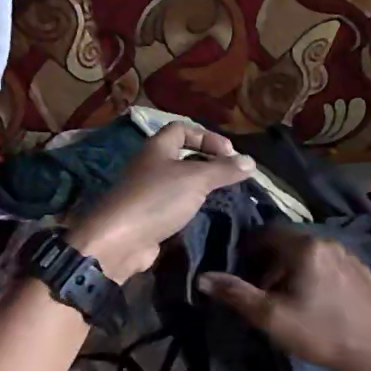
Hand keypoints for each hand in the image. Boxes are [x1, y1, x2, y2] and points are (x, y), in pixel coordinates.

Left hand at [69, 123, 255, 281]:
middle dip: (207, 163)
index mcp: (156, 148)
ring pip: (177, 183)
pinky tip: (203, 215)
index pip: (181, 129)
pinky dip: (188, 207)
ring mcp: (145, 193)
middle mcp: (148, 166)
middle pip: (180, 156)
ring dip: (199, 187)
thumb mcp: (196, 179)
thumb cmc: (157, 199)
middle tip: (230, 177)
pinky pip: (171, 206)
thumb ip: (223, 170)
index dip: (207, 136)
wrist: (119, 241)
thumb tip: (250, 162)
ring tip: (223, 196)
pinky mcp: (145, 217)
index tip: (229, 154)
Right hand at [197, 228, 370, 370]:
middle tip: (259, 289)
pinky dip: (313, 275)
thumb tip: (202, 277)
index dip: (247, 249)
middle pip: (288, 242)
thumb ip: (235, 293)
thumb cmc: (319, 332)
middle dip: (269, 261)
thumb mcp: (269, 316)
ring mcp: (349, 256)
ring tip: (285, 298)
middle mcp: (328, 242)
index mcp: (305, 246)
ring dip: (291, 269)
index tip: (238, 270)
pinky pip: (327, 264)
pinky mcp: (362, 273)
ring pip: (308, 254)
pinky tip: (313, 302)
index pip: (266, 232)